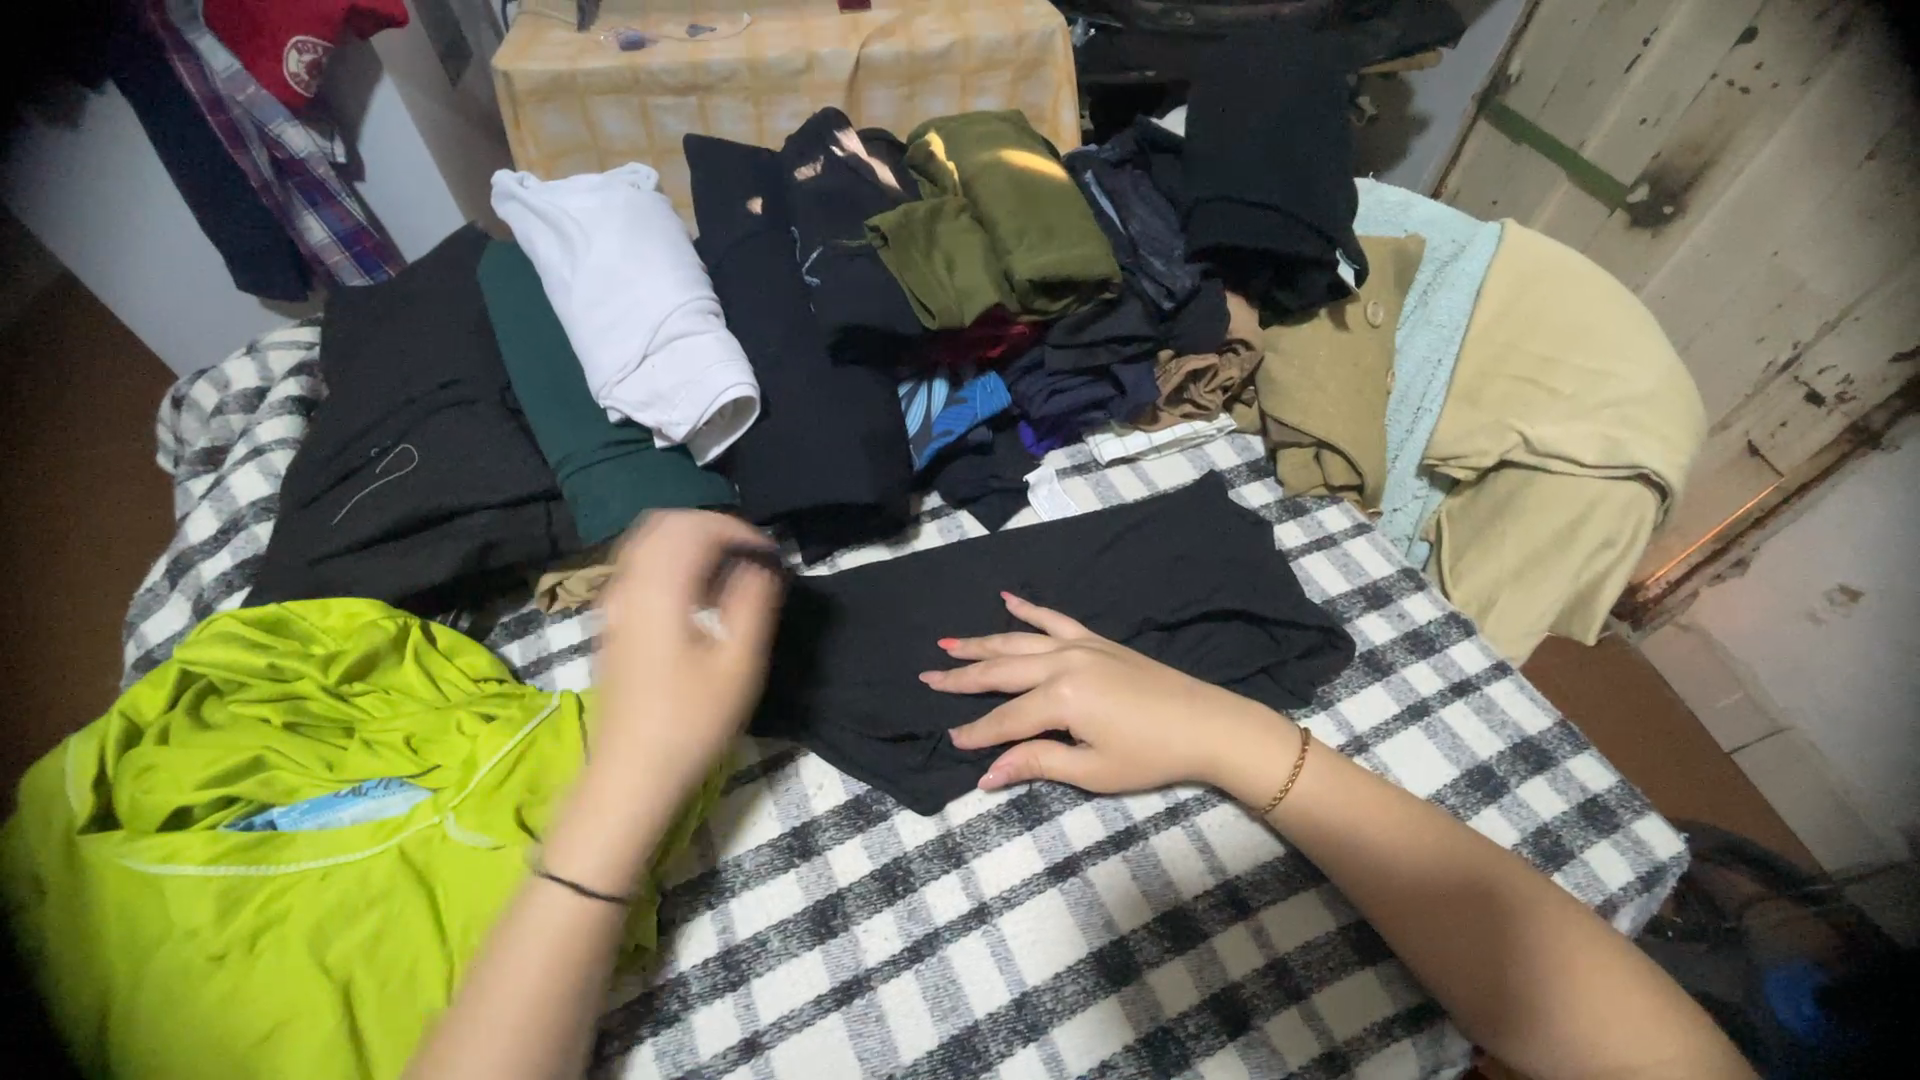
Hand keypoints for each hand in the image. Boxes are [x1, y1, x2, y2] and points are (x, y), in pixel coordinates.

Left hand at [590, 510, 783, 807]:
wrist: (631, 774)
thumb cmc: (691, 722)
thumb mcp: (738, 665)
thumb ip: (752, 603)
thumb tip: (761, 565)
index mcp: (660, 592)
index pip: (694, 528)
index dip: (736, 529)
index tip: (767, 554)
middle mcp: (628, 587)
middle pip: (663, 524)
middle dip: (710, 527)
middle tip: (748, 554)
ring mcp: (612, 605)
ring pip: (645, 543)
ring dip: (688, 541)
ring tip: (726, 570)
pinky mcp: (610, 623)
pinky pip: (637, 567)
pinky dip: (669, 561)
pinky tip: (695, 596)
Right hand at [922, 592, 1300, 802]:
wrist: (1207, 723)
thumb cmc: (1150, 755)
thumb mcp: (1092, 769)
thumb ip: (1037, 762)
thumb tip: (986, 775)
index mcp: (1060, 699)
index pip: (1005, 720)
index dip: (977, 734)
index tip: (950, 740)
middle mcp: (1062, 663)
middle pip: (1001, 670)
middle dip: (962, 676)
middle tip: (927, 677)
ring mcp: (1079, 645)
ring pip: (1018, 641)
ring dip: (982, 642)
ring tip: (948, 642)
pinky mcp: (1096, 640)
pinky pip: (1054, 619)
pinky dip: (1029, 609)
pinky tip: (1007, 599)